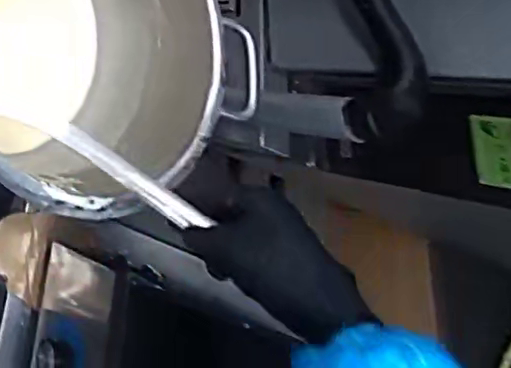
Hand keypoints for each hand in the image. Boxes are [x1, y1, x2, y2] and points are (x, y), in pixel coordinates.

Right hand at [178, 184, 372, 344]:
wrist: (331, 315)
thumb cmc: (273, 270)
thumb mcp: (225, 251)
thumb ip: (198, 236)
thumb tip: (184, 229)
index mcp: (257, 195)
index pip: (210, 196)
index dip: (191, 213)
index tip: (179, 229)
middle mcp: (275, 205)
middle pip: (228, 217)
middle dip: (216, 242)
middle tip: (214, 264)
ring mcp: (291, 230)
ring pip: (245, 237)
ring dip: (233, 257)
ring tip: (236, 278)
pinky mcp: (301, 254)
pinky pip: (263, 251)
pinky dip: (253, 265)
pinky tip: (256, 285)